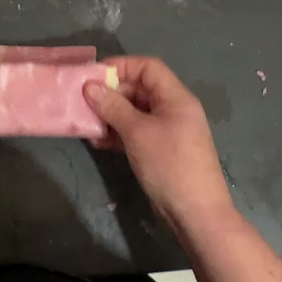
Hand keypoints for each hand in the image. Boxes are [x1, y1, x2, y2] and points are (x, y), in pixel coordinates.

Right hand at [84, 56, 234, 228]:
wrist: (196, 215)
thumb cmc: (169, 165)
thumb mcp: (138, 132)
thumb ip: (113, 107)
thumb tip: (90, 86)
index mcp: (176, 98)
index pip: (148, 67)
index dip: (121, 66)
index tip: (94, 75)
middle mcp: (173, 110)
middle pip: (139, 89)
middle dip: (112, 93)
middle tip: (84, 101)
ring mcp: (168, 132)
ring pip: (135, 112)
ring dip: (111, 115)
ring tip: (87, 123)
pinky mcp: (161, 151)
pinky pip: (136, 132)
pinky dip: (118, 134)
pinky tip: (98, 142)